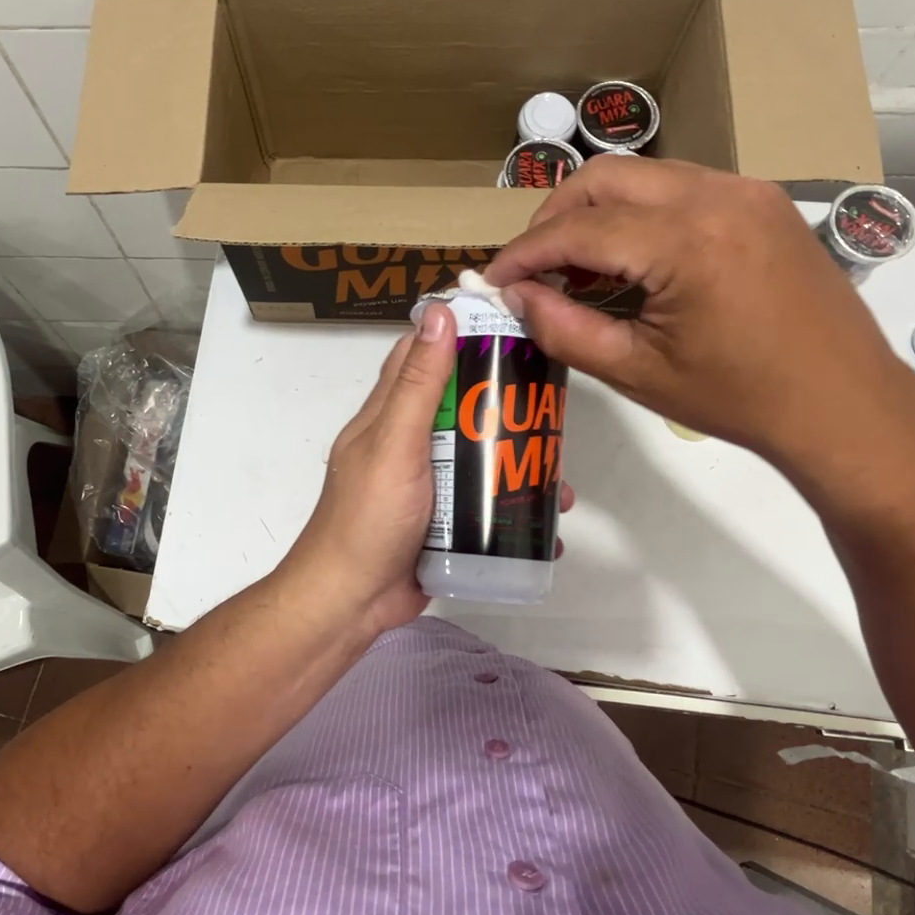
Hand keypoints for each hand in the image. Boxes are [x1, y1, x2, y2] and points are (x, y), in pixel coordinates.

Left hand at [276, 304, 573, 634]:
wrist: (353, 601)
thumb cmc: (369, 517)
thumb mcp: (395, 443)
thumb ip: (418, 385)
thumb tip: (438, 312)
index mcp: (385, 417)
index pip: (418, 358)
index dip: (455, 335)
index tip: (506, 326)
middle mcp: (405, 445)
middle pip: (459, 410)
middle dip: (503, 407)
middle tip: (554, 407)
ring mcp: (425, 486)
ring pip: (477, 460)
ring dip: (516, 465)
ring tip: (561, 480)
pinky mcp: (441, 523)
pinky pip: (482, 506)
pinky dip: (512, 510)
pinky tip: (548, 524)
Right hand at [485, 155, 914, 467]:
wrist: (843, 403)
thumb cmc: (737, 398)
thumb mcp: (635, 372)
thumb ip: (563, 328)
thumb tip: (515, 296)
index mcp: (685, 242)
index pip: (577, 229)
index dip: (524, 253)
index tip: (492, 280)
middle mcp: (716, 196)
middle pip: (603, 177)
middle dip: (553, 218)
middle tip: (531, 268)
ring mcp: (745, 190)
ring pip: (641, 174)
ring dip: (595, 211)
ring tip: (576, 266)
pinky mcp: (762, 200)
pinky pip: (678, 187)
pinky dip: (637, 212)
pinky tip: (630, 258)